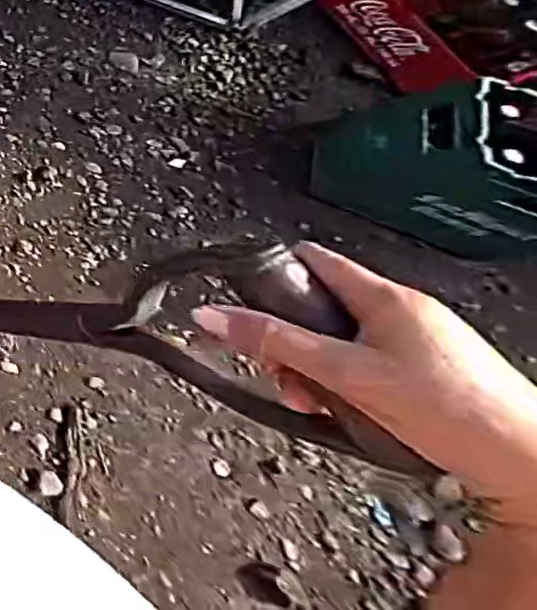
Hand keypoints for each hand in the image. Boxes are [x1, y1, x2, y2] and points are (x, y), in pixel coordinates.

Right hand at [192, 243, 536, 526]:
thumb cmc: (463, 416)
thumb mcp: (342, 372)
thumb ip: (269, 339)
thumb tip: (211, 314)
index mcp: (387, 298)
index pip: (307, 258)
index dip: (268, 271)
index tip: (244, 297)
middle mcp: (404, 314)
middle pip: (312, 308)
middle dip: (284, 339)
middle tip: (277, 366)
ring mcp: (419, 346)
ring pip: (333, 341)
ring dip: (308, 368)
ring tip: (312, 397)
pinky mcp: (427, 375)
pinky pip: (361, 365)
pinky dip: (339, 384)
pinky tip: (341, 407)